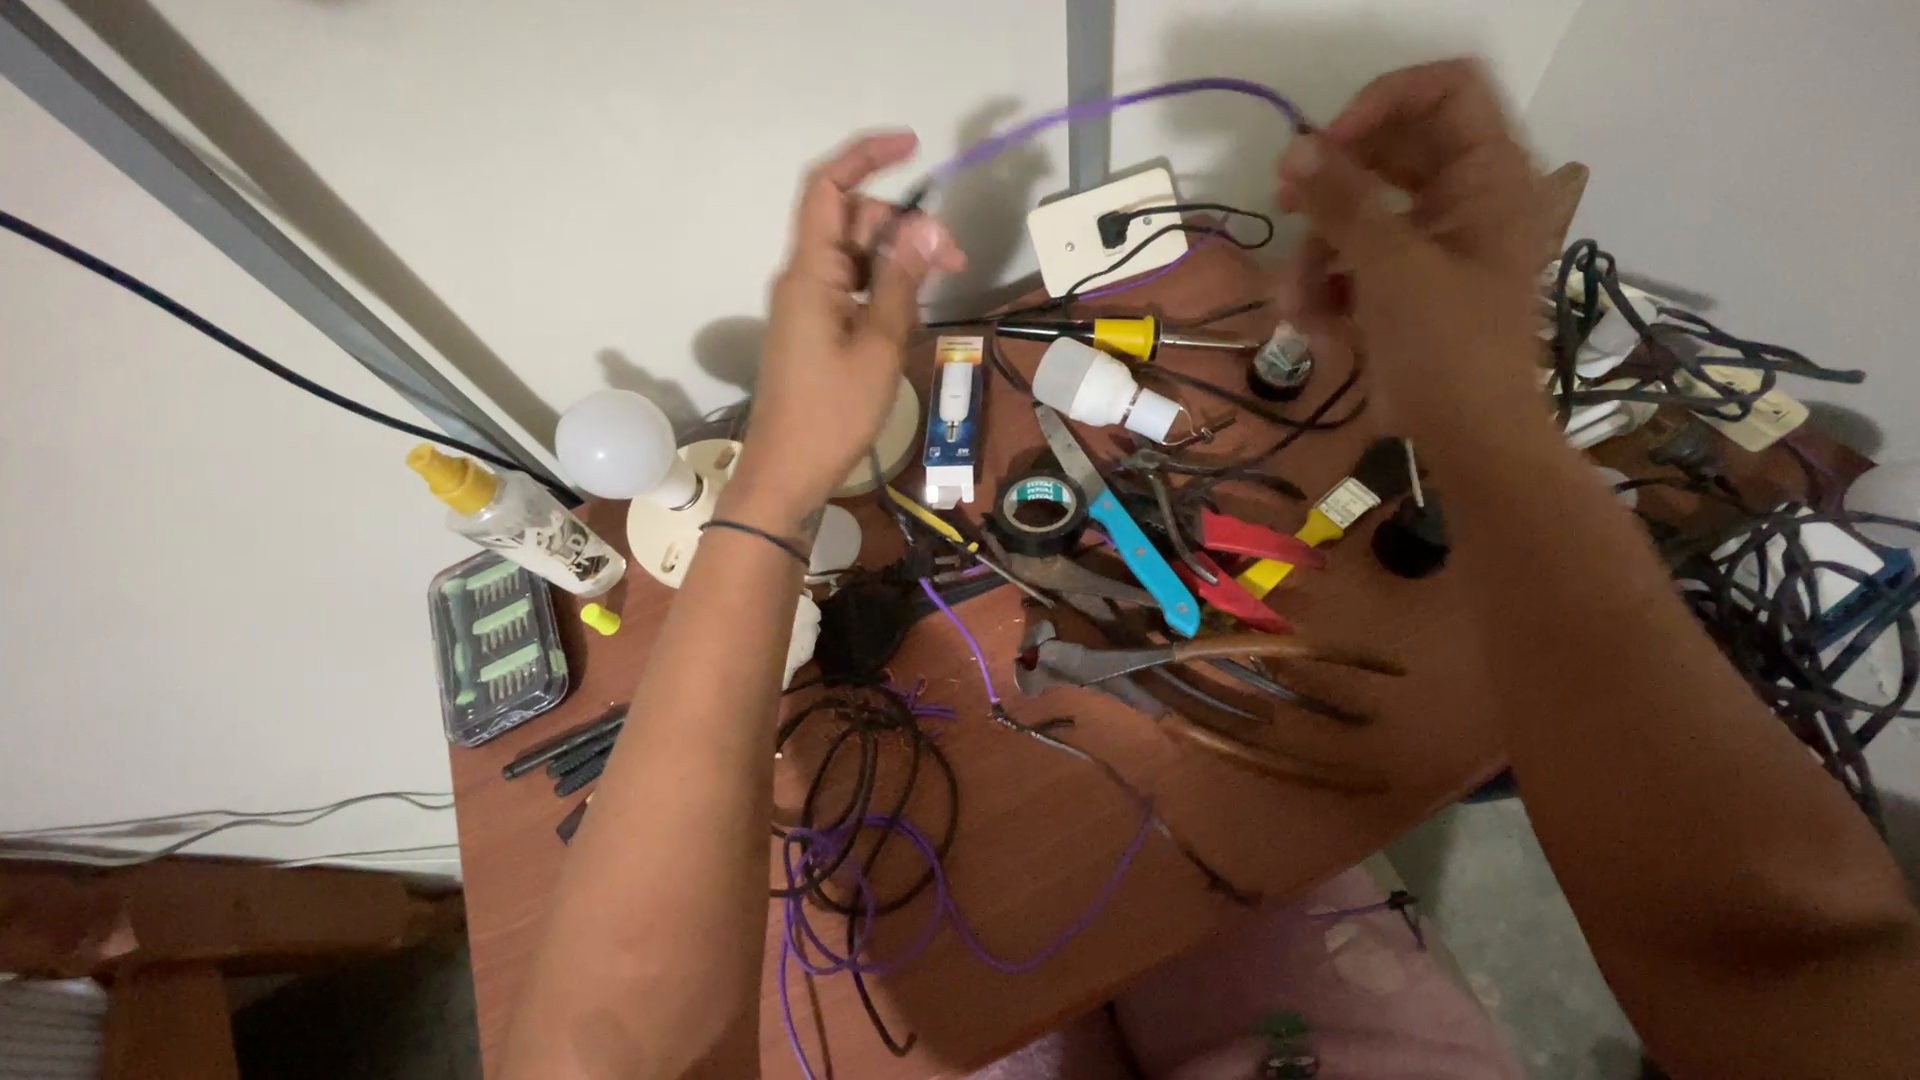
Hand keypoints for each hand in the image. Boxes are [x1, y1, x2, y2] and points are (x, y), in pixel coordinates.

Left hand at [725, 131, 964, 533]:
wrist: (788, 472)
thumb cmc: (833, 413)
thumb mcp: (879, 345)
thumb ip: (902, 282)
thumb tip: (927, 227)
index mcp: (809, 273)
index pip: (828, 188)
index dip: (867, 157)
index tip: (914, 146)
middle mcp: (802, 279)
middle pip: (850, 222)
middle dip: (902, 224)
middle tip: (952, 258)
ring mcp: (806, 306)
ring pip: (854, 258)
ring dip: (897, 259)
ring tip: (942, 283)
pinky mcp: (814, 331)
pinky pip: (850, 289)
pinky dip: (882, 287)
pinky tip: (911, 308)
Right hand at [1275, 60, 1544, 435]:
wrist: (1462, 434)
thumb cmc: (1446, 345)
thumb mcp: (1391, 265)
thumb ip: (1342, 201)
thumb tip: (1295, 149)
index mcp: (1488, 176)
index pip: (1443, 93)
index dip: (1380, 105)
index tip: (1323, 144)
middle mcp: (1461, 199)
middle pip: (1389, 156)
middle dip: (1332, 187)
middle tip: (1284, 201)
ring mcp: (1428, 246)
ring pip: (1358, 218)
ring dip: (1316, 256)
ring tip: (1294, 301)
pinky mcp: (1398, 288)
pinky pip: (1351, 266)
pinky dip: (1325, 291)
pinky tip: (1310, 324)